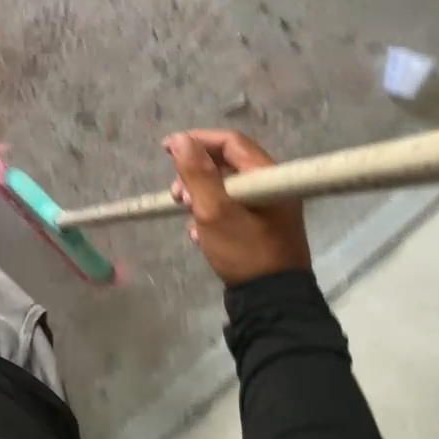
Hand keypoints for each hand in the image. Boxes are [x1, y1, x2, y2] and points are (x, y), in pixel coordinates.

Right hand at [165, 129, 310, 285]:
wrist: (270, 298)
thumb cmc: (243, 250)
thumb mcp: (213, 209)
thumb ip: (196, 172)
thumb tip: (180, 139)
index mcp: (268, 176)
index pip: (230, 141)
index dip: (196, 140)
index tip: (167, 149)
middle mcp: (271, 185)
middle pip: (225, 161)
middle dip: (194, 172)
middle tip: (178, 193)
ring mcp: (267, 205)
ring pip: (223, 183)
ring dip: (198, 193)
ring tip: (185, 211)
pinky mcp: (260, 222)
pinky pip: (228, 203)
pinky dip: (209, 210)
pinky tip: (199, 230)